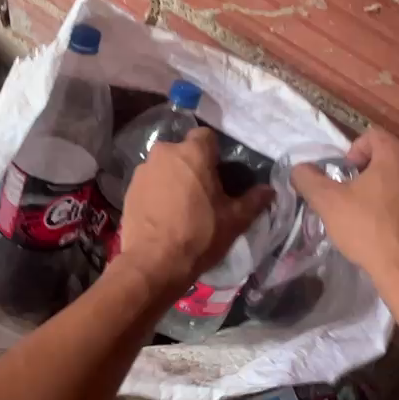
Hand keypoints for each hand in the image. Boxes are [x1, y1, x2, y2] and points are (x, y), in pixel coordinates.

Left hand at [114, 128, 273, 298]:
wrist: (154, 263)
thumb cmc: (199, 235)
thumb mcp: (234, 220)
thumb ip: (254, 200)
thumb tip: (269, 190)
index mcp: (192, 153)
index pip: (207, 136)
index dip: (215, 152)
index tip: (220, 173)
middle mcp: (164, 153)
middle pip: (184, 151)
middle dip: (193, 166)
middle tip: (204, 192)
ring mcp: (143, 170)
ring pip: (165, 166)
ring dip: (174, 178)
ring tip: (182, 206)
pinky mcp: (129, 188)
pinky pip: (150, 182)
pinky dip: (157, 191)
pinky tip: (164, 214)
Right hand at [292, 126, 398, 310]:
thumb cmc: (369, 230)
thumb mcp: (327, 202)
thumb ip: (308, 178)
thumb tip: (299, 169)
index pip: (371, 136)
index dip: (352, 154)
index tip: (345, 180)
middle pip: (391, 154)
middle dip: (371, 170)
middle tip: (356, 197)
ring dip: (389, 186)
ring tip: (374, 213)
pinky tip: (394, 226)